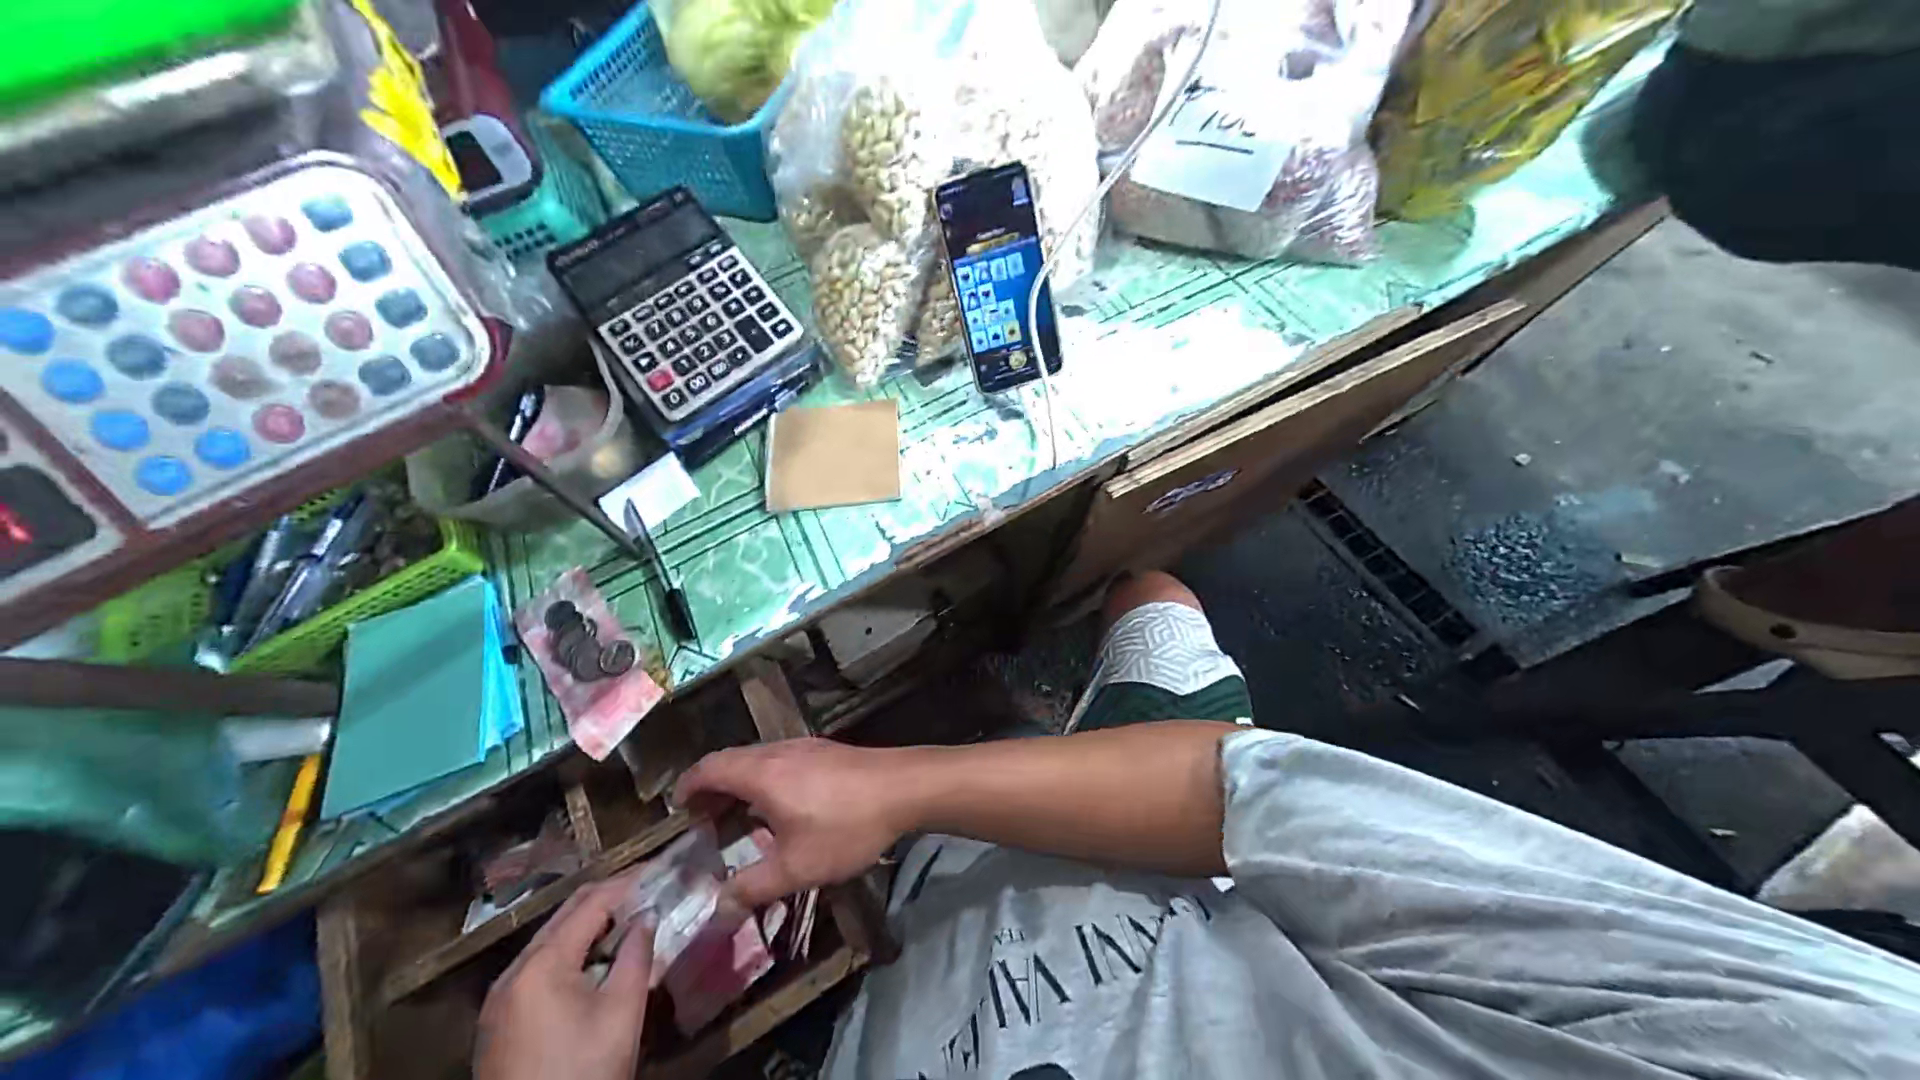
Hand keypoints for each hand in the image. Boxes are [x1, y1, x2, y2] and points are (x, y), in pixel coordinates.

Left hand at [475, 879, 652, 1079]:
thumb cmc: (584, 1075)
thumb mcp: (622, 1013)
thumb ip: (637, 955)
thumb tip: (646, 918)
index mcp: (541, 966)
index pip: (590, 904)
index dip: (628, 884)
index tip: (660, 871)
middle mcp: (512, 973)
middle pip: (565, 916)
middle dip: (609, 897)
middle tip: (648, 887)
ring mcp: (499, 1000)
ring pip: (550, 940)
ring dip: (589, 923)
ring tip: (630, 918)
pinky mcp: (498, 1022)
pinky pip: (538, 967)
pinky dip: (571, 951)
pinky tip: (597, 957)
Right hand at [673, 738, 916, 907]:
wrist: (905, 787)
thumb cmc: (845, 826)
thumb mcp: (796, 867)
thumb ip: (753, 887)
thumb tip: (719, 908)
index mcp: (761, 772)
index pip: (709, 767)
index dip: (688, 786)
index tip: (678, 808)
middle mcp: (778, 751)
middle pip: (732, 761)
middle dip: (713, 789)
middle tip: (705, 823)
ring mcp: (806, 747)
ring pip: (759, 761)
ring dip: (742, 785)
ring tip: (741, 820)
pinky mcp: (827, 752)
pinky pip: (782, 762)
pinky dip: (767, 781)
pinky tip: (783, 811)